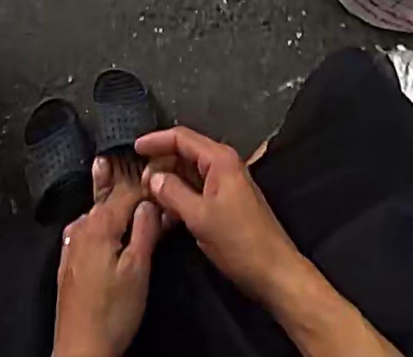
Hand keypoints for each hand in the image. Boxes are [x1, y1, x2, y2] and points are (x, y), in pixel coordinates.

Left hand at [53, 156, 164, 356]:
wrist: (80, 348)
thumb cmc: (113, 311)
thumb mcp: (138, 271)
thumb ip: (145, 231)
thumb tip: (151, 203)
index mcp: (100, 223)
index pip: (127, 194)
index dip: (147, 188)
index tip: (164, 182)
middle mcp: (82, 224)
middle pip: (110, 200)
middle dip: (129, 190)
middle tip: (145, 173)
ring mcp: (72, 240)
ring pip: (98, 212)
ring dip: (115, 204)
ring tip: (130, 193)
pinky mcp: (69, 257)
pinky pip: (88, 227)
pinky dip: (101, 220)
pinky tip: (106, 222)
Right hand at [136, 127, 304, 307]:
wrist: (278, 276)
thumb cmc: (239, 242)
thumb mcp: (199, 217)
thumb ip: (171, 192)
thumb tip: (152, 177)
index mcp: (219, 159)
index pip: (180, 137)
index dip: (155, 140)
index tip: (134, 149)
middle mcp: (223, 164)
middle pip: (183, 153)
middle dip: (160, 165)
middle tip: (141, 182)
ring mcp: (226, 182)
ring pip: (189, 172)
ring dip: (169, 183)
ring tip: (150, 198)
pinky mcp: (227, 200)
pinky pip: (197, 188)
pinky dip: (181, 196)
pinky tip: (167, 212)